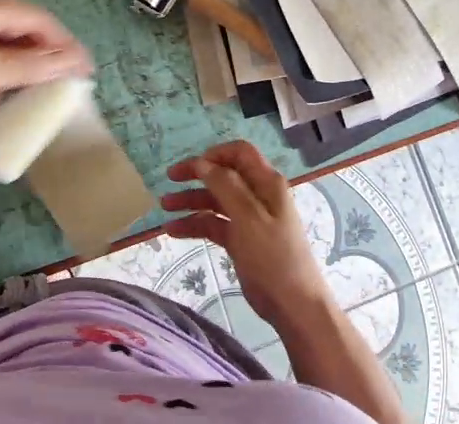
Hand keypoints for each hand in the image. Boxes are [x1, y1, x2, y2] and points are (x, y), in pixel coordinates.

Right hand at [161, 140, 332, 324]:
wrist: (293, 305)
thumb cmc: (273, 256)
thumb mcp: (248, 217)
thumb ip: (225, 186)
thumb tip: (202, 162)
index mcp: (266, 183)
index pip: (239, 153)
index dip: (215, 154)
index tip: (192, 166)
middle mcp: (257, 195)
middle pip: (223, 175)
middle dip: (196, 175)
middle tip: (169, 179)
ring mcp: (249, 218)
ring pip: (216, 201)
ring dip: (191, 201)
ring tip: (164, 207)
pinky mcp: (241, 240)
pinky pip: (214, 224)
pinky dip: (195, 225)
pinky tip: (173, 231)